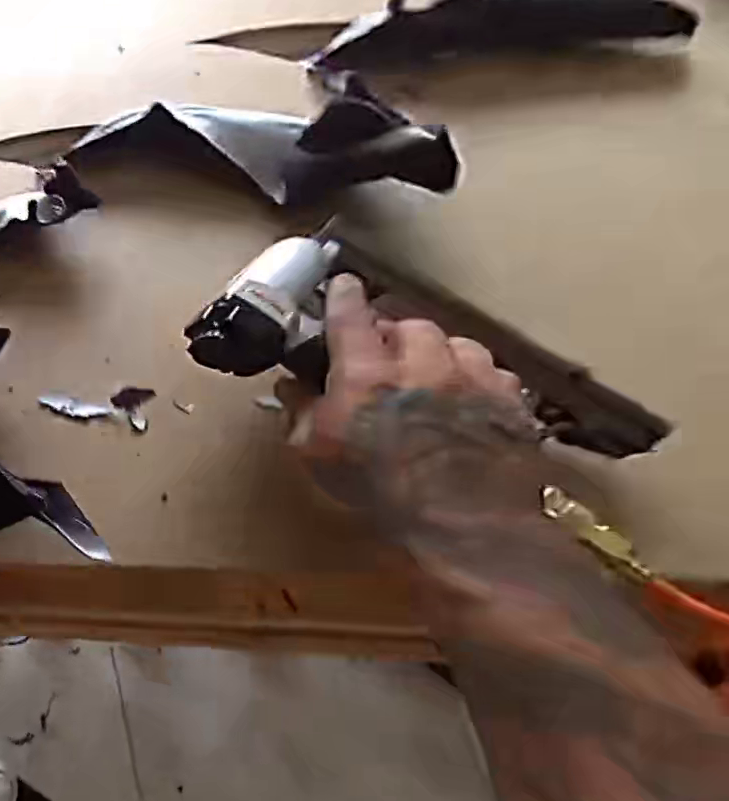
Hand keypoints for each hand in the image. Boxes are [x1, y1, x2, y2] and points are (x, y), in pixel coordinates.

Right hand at [279, 274, 540, 532]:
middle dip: (388, 330)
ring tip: (420, 367)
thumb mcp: (311, 449)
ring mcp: (472, 378)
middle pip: (407, 324)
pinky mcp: (510, 398)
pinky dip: (467, 370)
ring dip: (431, 347)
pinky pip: (487, 368)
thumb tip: (290, 385)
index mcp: (364, 374)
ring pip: (452, 340)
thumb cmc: (370, 482)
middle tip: (374, 347)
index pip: (351, 319)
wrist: (459, 517)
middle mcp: (421, 364)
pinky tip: (457, 390)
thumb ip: (300, 410)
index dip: (343, 297)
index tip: (341, 283)